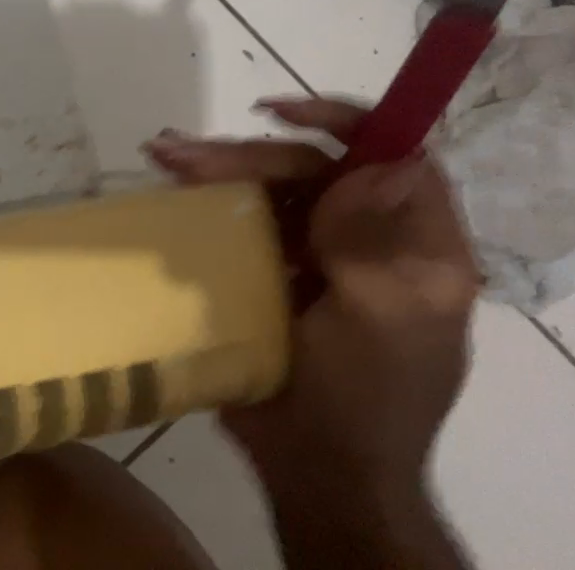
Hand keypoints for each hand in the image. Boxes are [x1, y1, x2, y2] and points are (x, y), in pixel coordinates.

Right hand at [144, 97, 477, 492]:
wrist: (314, 463)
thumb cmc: (364, 395)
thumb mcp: (383, 321)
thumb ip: (377, 244)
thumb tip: (383, 163)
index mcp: (415, 249)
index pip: (394, 161)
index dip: (344, 124)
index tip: (278, 111)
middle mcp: (366, 242)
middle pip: (311, 173)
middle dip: (246, 155)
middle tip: (177, 156)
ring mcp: (313, 258)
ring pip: (267, 193)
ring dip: (214, 170)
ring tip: (159, 158)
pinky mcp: (266, 274)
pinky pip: (237, 226)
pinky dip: (201, 204)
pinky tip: (165, 192)